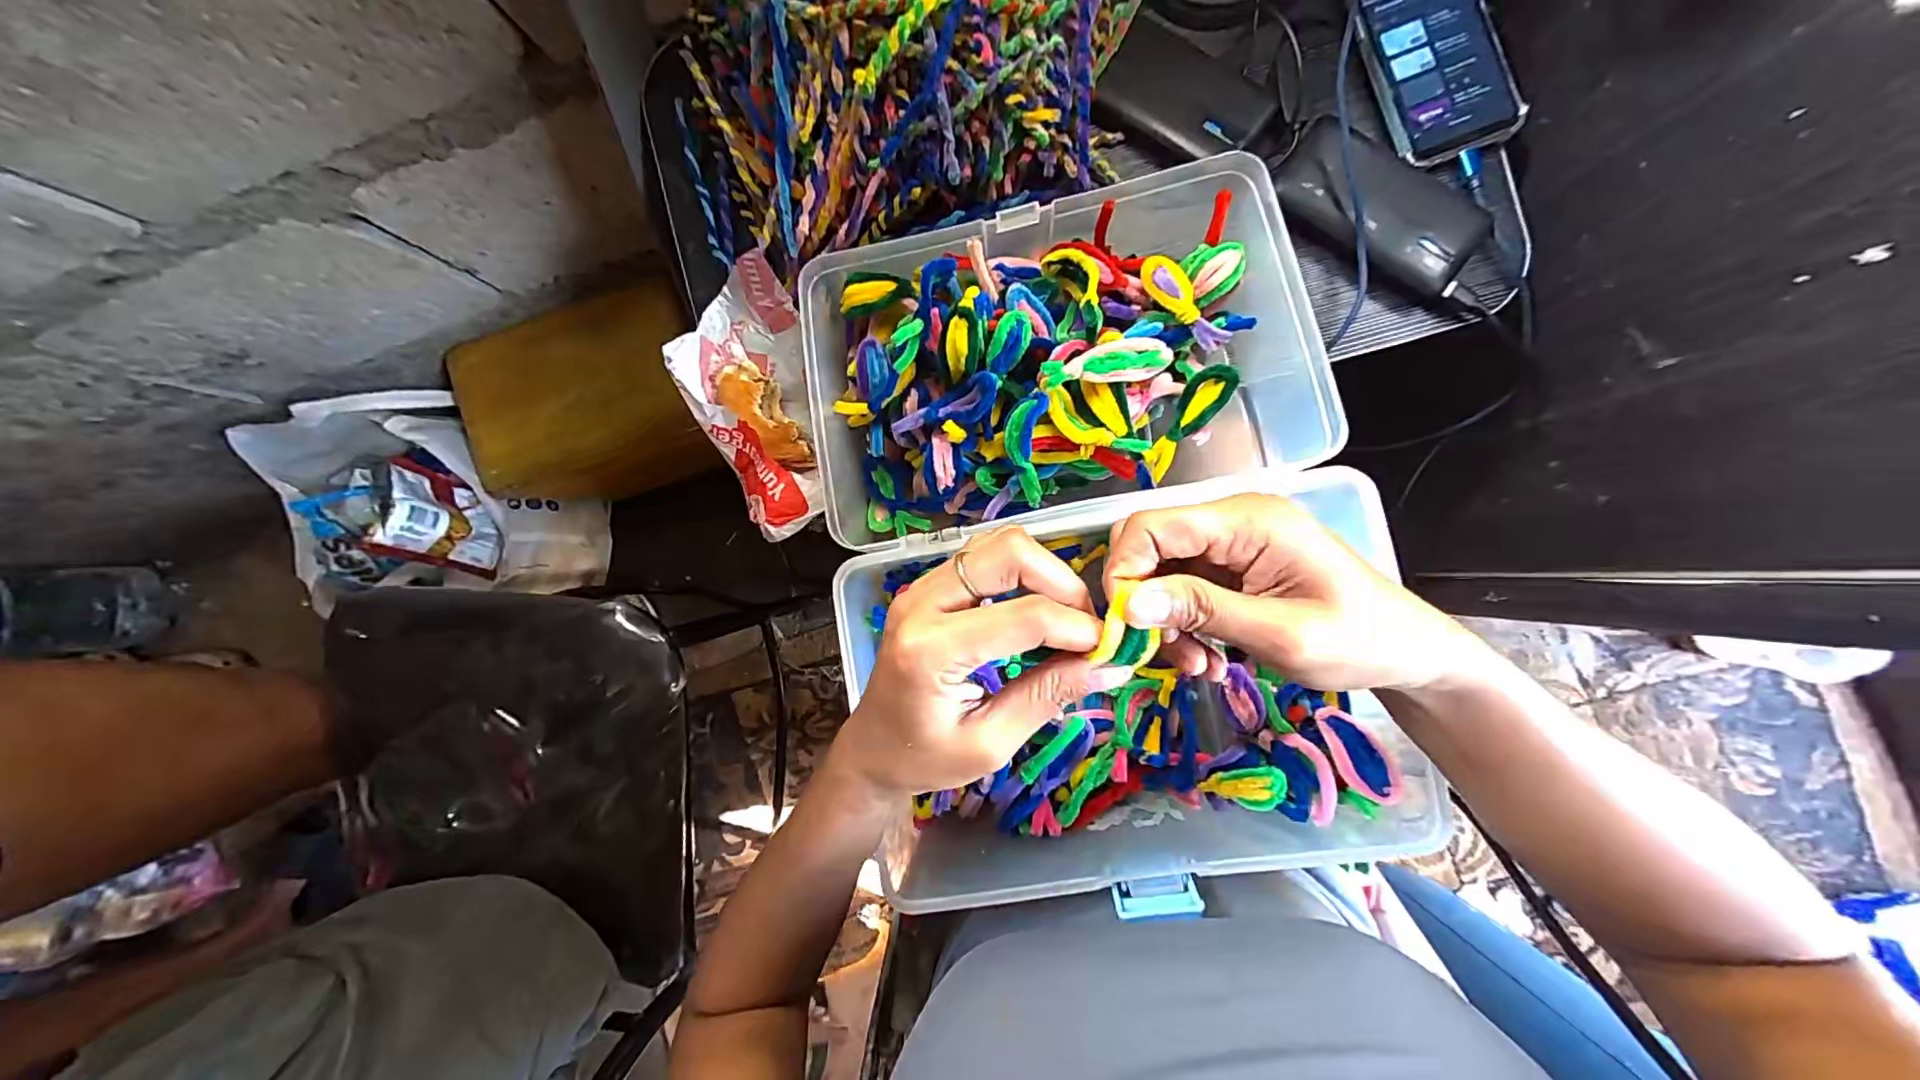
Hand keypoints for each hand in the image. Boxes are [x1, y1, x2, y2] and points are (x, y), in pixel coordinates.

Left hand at [832, 527, 1136, 797]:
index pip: (1024, 616)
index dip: (1077, 628)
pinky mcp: (930, 586)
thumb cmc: (923, 759)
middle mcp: (921, 603)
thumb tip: (1111, 665)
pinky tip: (1035, 609)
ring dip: (1042, 573)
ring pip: (998, 544)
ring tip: (1063, 618)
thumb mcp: (989, 743)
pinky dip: (1022, 574)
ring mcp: (922, 588)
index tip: (1107, 650)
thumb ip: (1047, 695)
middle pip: (1008, 552)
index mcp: (930, 650)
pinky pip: (985, 557)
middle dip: (1061, 583)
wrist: (872, 750)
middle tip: (1084, 626)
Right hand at [1103, 494, 1494, 691]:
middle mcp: (1232, 521)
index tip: (1125, 627)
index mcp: (1248, 521)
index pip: (1151, 525)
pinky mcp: (1232, 566)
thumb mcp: (1280, 633)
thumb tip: (1128, 603)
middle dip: (1142, 601)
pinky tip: (1206, 658)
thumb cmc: (1359, 641)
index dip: (1124, 571)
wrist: (1409, 653)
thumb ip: (1202, 610)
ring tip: (1196, 665)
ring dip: (1164, 622)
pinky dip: (1182, 625)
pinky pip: (1183, 588)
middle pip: (1148, 546)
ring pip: (1160, 572)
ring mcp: (1231, 543)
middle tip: (1160, 651)